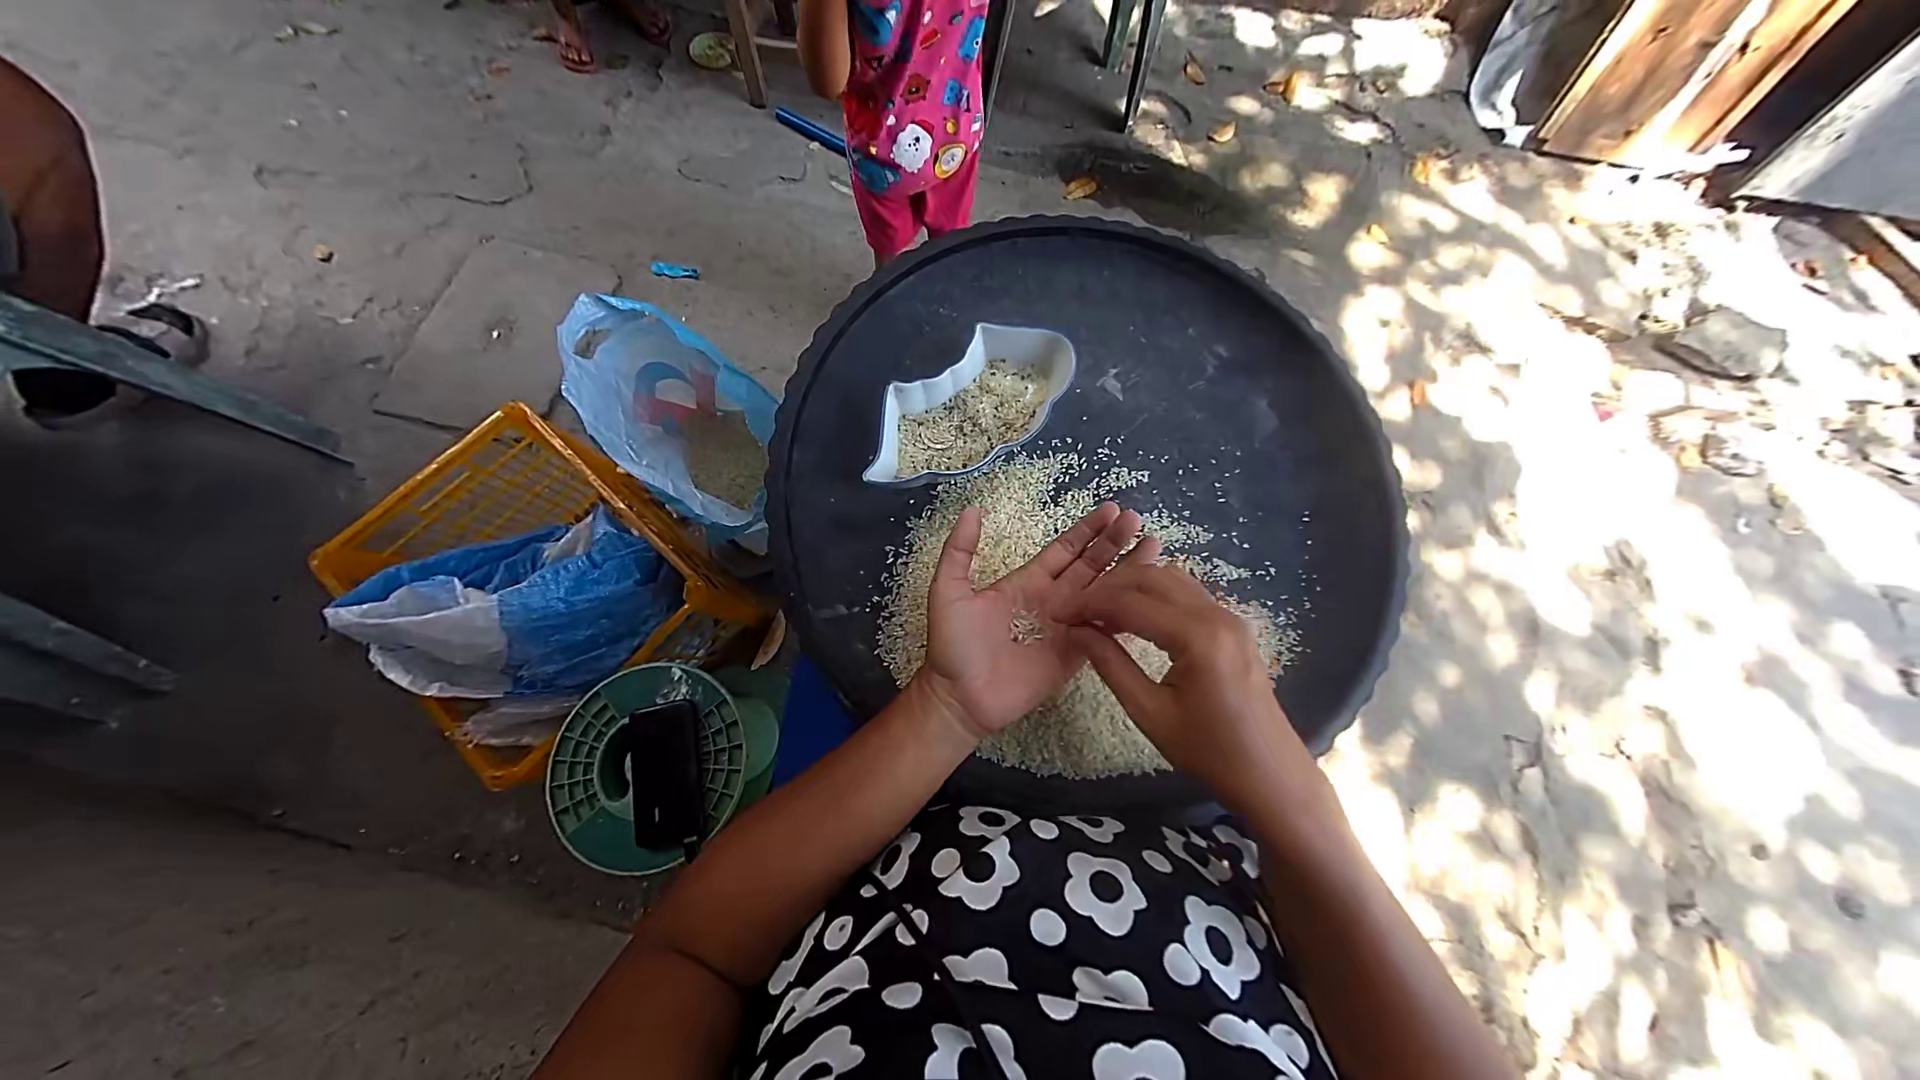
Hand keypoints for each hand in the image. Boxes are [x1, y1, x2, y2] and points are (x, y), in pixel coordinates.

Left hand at [915, 502, 1142, 739]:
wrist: (959, 697)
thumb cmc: (952, 644)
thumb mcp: (948, 589)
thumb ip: (960, 550)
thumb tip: (972, 509)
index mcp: (1027, 581)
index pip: (1065, 549)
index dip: (1087, 530)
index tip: (1112, 510)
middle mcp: (1052, 600)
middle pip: (1090, 565)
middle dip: (1114, 543)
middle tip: (1138, 522)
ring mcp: (1067, 627)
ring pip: (1104, 593)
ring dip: (1127, 572)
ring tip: (1153, 549)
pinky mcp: (1075, 655)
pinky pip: (1105, 630)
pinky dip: (1127, 614)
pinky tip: (1149, 598)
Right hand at [1058, 543, 1328, 818]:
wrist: (1270, 774)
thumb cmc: (1209, 751)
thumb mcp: (1149, 712)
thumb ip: (1110, 664)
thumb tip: (1076, 630)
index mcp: (1198, 637)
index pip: (1130, 602)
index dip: (1089, 603)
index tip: (1059, 614)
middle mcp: (1217, 615)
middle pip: (1151, 577)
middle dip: (1108, 588)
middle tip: (1076, 611)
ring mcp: (1229, 617)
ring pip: (1170, 578)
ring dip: (1131, 587)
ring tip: (1100, 614)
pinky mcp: (1232, 625)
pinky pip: (1186, 594)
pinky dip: (1154, 596)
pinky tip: (1133, 618)